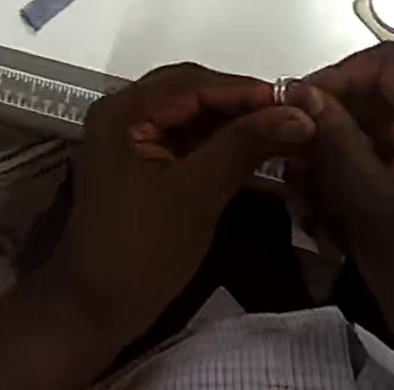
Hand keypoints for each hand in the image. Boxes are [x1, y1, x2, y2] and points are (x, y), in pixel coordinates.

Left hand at [49, 63, 317, 344]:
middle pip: (189, 93)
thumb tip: (296, 116)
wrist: (97, 307)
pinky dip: (221, 142)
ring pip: (191, 116)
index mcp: (123, 110)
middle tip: (294, 113)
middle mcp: (124, 112)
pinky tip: (258, 148)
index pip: (190, 85)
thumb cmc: (141, 249)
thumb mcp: (196, 194)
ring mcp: (132, 136)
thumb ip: (242, 147)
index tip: (294, 98)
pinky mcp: (144, 160)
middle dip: (241, 103)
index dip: (244, 90)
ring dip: (235, 122)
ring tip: (286, 129)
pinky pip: (187, 139)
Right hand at [294, 43, 393, 389]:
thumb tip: (298, 89)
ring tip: (307, 204)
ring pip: (340, 131)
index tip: (302, 107)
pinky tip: (319, 222)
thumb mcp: (381, 213)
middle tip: (293, 164)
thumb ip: (340, 147)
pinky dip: (321, 186)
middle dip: (316, 128)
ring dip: (314, 163)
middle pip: (354, 97)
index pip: (385, 66)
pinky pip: (342, 163)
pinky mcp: (387, 186)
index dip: (340, 75)